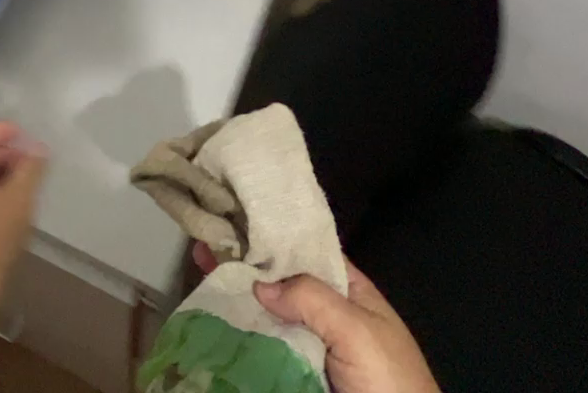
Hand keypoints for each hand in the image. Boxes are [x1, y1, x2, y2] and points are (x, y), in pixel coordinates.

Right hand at [196, 243, 439, 392]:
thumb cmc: (389, 382)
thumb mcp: (358, 330)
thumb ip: (311, 297)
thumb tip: (259, 283)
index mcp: (348, 292)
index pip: (305, 250)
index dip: (273, 232)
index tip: (237, 212)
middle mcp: (323, 314)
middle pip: (278, 280)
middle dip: (245, 260)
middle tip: (206, 234)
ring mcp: (304, 345)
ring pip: (264, 312)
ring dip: (233, 292)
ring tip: (198, 263)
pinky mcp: (287, 373)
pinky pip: (258, 347)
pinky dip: (234, 331)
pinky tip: (206, 310)